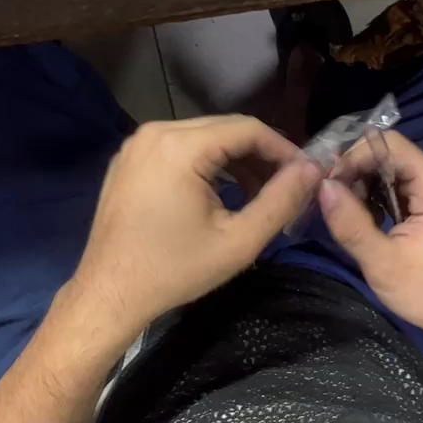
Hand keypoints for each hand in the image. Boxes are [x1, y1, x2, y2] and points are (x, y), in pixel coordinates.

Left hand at [57, 115, 322, 341]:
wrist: (109, 294)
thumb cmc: (175, 271)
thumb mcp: (239, 241)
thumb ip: (281, 201)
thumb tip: (313, 169)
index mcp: (181, 146)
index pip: (248, 129)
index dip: (283, 149)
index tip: (306, 174)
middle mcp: (156, 132)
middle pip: (226, 128)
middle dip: (261, 154)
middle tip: (288, 185)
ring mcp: (138, 144)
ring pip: (204, 136)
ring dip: (236, 159)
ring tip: (260, 193)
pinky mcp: (129, 158)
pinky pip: (180, 147)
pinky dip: (207, 163)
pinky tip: (224, 192)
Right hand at [316, 131, 422, 348]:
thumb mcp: (382, 262)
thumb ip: (351, 224)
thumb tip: (323, 186)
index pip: (390, 144)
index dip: (356, 156)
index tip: (330, 181)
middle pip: (387, 152)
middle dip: (354, 169)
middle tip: (329, 196)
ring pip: (387, 167)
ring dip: (360, 182)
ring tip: (342, 210)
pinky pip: (392, 184)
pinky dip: (371, 194)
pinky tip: (359, 218)